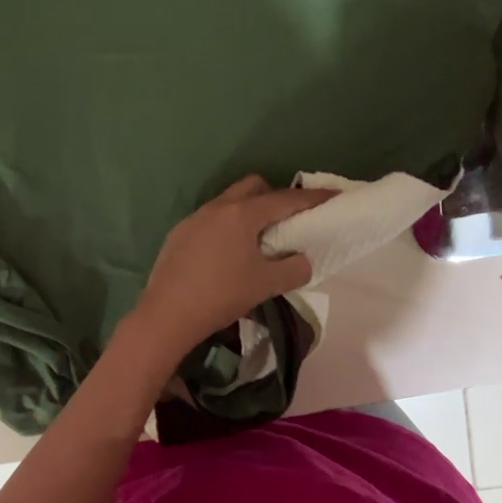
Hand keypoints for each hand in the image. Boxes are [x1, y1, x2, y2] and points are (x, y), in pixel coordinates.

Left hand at [132, 175, 336, 352]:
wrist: (167, 314)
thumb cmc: (221, 295)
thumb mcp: (267, 285)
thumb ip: (293, 269)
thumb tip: (301, 260)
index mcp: (242, 213)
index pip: (286, 199)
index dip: (313, 198)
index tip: (334, 196)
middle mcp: (217, 208)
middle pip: (253, 188)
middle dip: (275, 196)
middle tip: (289, 220)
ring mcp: (193, 219)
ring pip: (228, 202)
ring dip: (247, 212)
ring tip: (258, 238)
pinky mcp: (178, 235)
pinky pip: (209, 220)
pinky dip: (226, 227)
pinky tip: (227, 252)